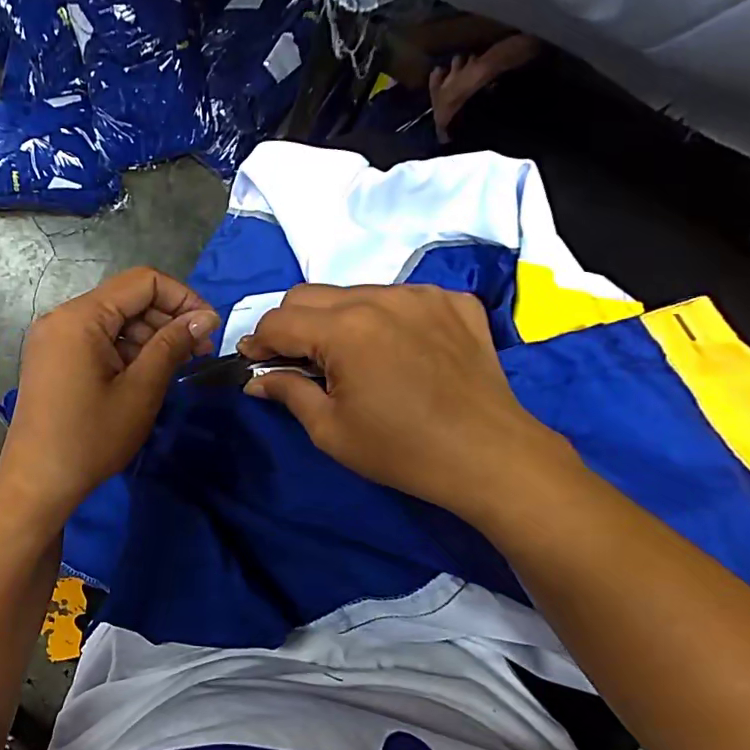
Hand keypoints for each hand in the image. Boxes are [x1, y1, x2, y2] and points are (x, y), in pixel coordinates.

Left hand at [0, 268, 218, 513]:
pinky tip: (145, 375)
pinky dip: (125, 349)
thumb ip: (172, 345)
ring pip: (113, 319)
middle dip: (167, 318)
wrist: (37, 482)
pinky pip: (96, 338)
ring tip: (176, 367)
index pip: (142, 281)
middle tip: (198, 353)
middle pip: (126, 298)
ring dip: (149, 336)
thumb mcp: (141, 390)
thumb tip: (205, 317)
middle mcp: (62, 317)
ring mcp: (53, 337)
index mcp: (80, 317)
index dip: (183, 297)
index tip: (209, 328)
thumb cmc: (90, 438)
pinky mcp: (52, 357)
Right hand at [237, 284, 577, 520]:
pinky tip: (398, 350)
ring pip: (353, 292)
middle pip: (308, 295)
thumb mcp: (330, 430)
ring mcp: (421, 295)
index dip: (258, 343)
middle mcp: (380, 298)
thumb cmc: (402, 450)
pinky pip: (400, 297)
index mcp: (344, 330)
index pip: (278, 320)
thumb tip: (257, 380)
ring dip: (337, 319)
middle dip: (291, 325)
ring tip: (352, 357)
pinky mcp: (453, 302)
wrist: (492, 457)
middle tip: (299, 362)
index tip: (257, 364)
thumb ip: (287, 392)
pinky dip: (385, 318)